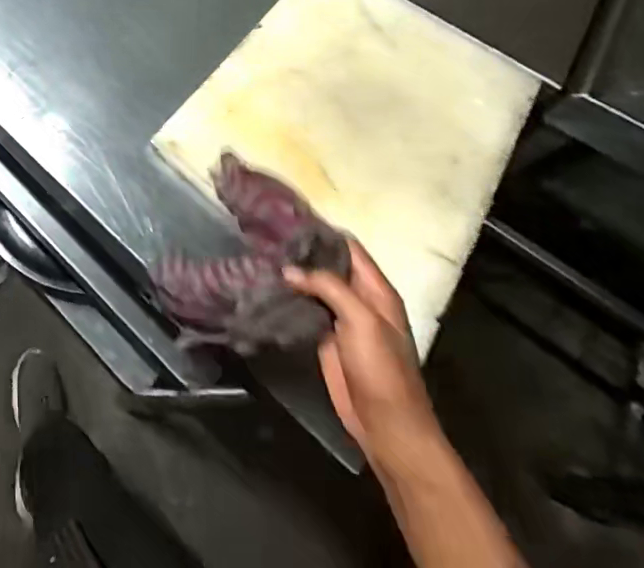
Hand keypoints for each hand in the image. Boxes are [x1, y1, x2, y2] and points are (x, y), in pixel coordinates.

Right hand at [284, 239, 441, 465]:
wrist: (385, 424)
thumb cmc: (382, 370)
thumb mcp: (362, 321)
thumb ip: (329, 288)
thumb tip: (288, 269)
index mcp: (376, 290)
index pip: (348, 247)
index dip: (321, 232)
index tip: (287, 218)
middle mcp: (358, 299)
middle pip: (328, 265)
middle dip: (300, 251)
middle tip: (264, 234)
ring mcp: (340, 319)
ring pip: (313, 286)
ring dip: (291, 274)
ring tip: (258, 254)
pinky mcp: (324, 338)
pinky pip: (304, 309)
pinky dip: (287, 297)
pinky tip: (264, 286)